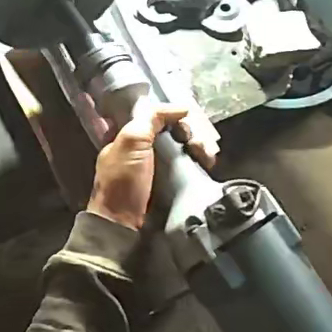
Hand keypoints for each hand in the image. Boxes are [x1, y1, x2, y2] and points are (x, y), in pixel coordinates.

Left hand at [86, 101, 194, 230]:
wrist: (123, 223)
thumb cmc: (123, 179)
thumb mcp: (132, 140)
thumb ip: (152, 118)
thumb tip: (182, 108)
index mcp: (130, 135)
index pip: (157, 115)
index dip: (174, 114)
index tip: (187, 118)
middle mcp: (145, 148)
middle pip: (175, 130)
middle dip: (191, 133)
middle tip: (198, 143)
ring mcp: (159, 166)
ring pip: (186, 146)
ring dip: (200, 147)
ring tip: (207, 156)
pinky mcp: (171, 183)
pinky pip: (190, 164)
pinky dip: (201, 161)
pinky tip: (208, 163)